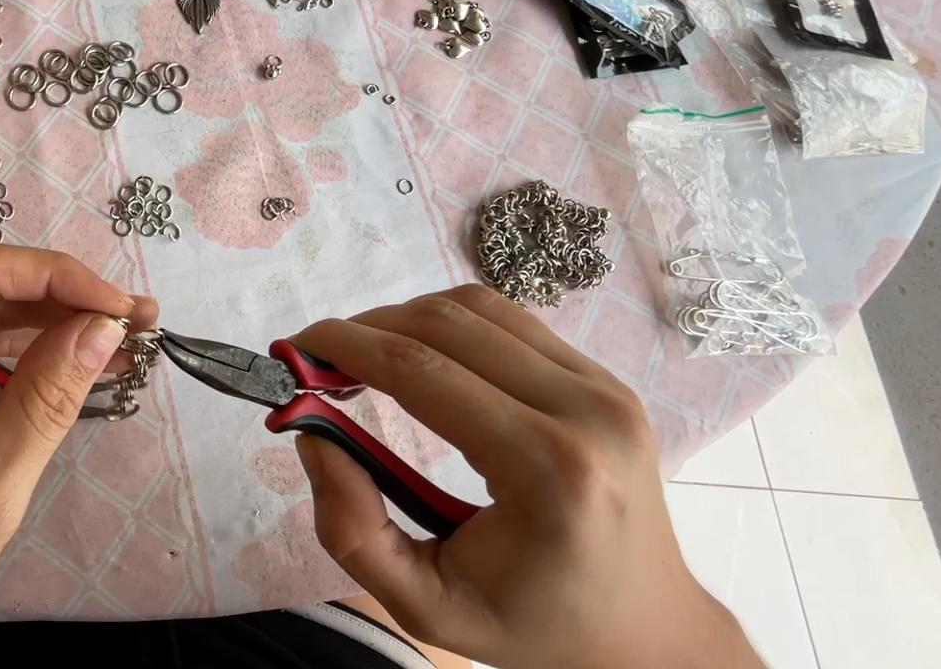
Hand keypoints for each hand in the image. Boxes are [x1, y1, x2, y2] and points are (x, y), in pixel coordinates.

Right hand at [291, 285, 761, 668]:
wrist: (646, 632)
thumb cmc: (531, 623)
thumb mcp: (424, 606)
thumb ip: (351, 530)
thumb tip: (313, 436)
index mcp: (550, 472)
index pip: (421, 371)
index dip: (344, 346)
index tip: (294, 352)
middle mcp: (585, 411)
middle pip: (442, 325)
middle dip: (362, 328)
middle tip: (318, 359)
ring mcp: (603, 385)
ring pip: (472, 307)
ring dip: (400, 318)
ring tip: (364, 356)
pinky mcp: (602, 376)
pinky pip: (504, 318)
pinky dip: (443, 321)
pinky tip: (420, 354)